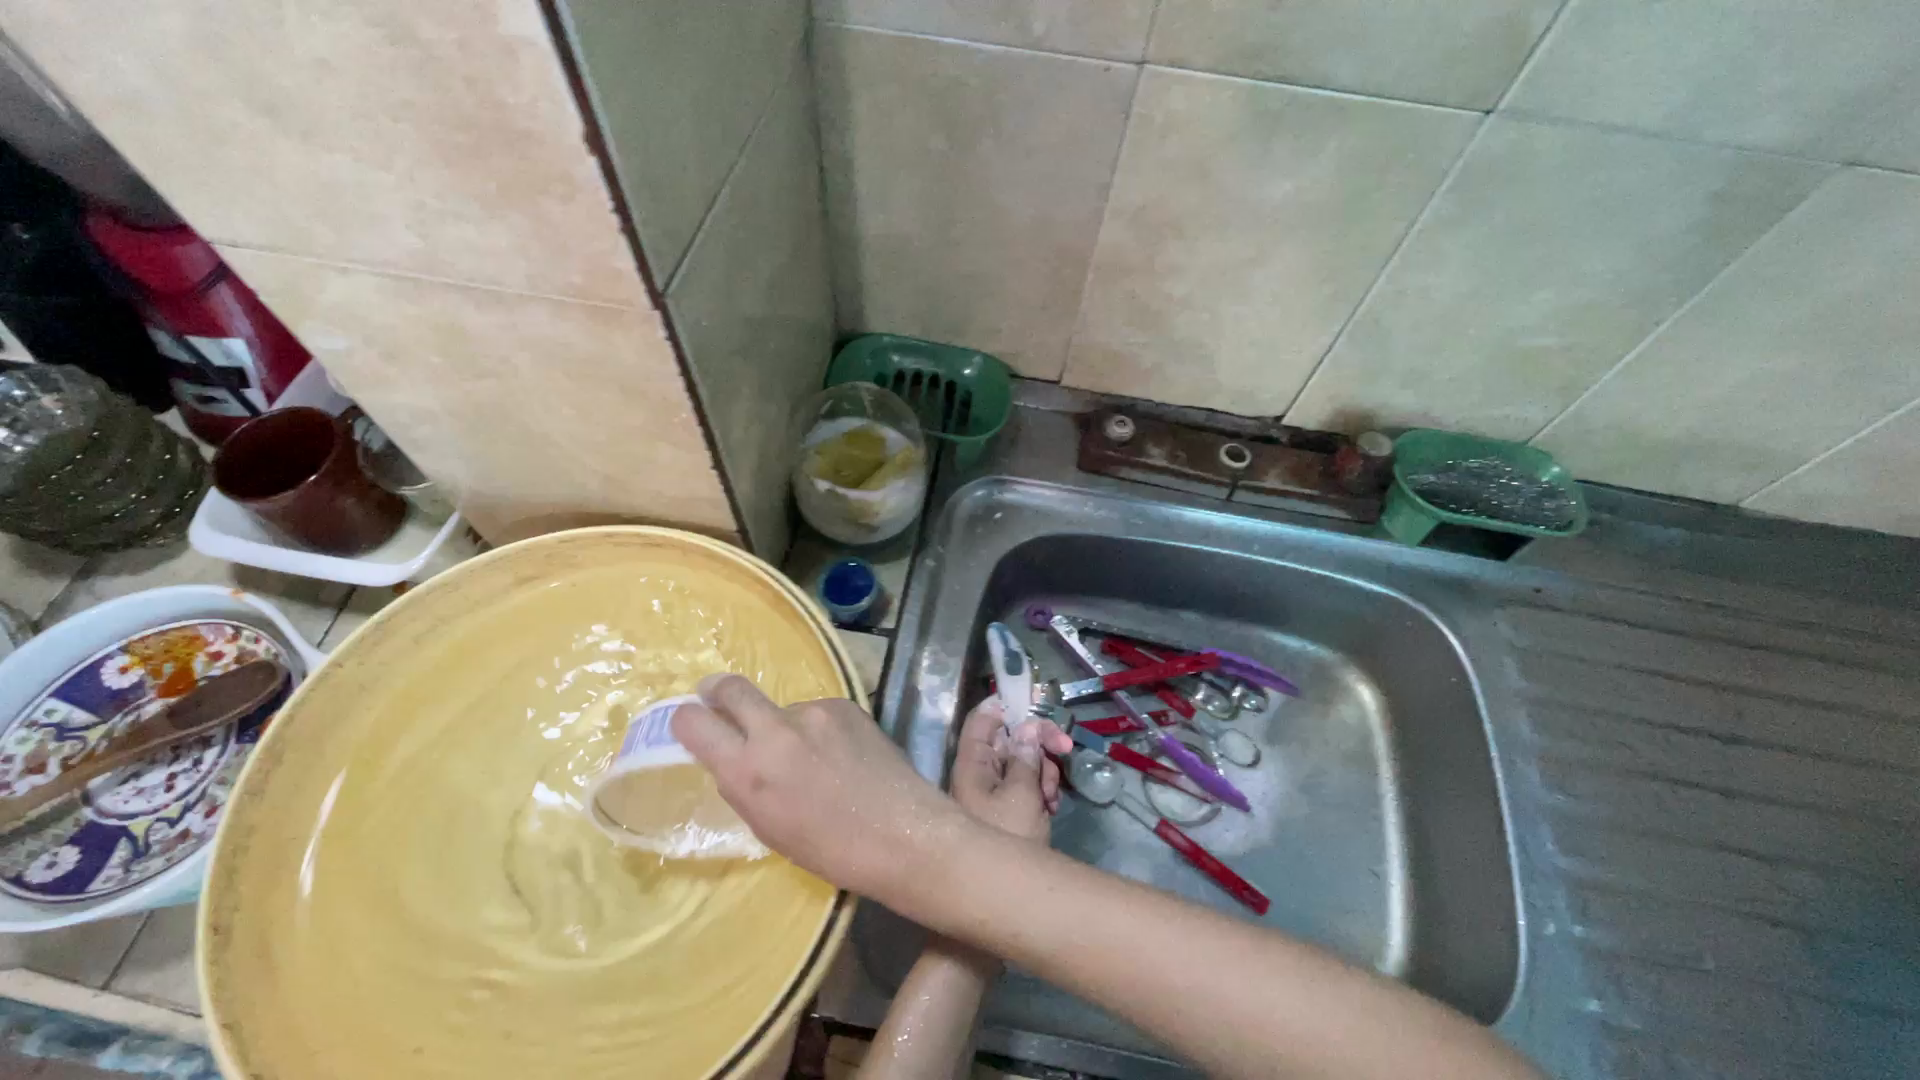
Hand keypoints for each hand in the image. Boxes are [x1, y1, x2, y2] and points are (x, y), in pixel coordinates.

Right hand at [671, 674, 965, 897]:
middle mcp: (776, 731)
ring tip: (813, 760)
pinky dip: (817, 729)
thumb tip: (732, 756)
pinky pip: (816, 712)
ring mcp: (814, 712)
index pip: (692, 722)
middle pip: (729, 687)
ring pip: (781, 708)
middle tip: (718, 700)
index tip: (691, 725)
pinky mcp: (846, 705)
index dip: (687, 721)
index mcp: (748, 771)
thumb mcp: (768, 828)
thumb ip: (744, 784)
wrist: (904, 834)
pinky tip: (841, 757)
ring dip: (783, 725)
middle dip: (717, 691)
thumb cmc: (832, 851)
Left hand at [947, 697, 1072, 842]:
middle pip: (1009, 737)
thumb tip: (1027, 728)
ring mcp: (991, 791)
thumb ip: (1026, 759)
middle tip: (1064, 748)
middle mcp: (978, 772)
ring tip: (1050, 796)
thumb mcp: (1022, 797)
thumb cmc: (1006, 840)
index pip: (983, 719)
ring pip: (1022, 761)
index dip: (1007, 706)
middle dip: (1038, 743)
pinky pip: (1025, 784)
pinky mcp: (1005, 808)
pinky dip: (1040, 790)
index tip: (1038, 705)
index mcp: (972, 764)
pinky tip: (1050, 807)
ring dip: (1042, 771)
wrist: (1002, 896)